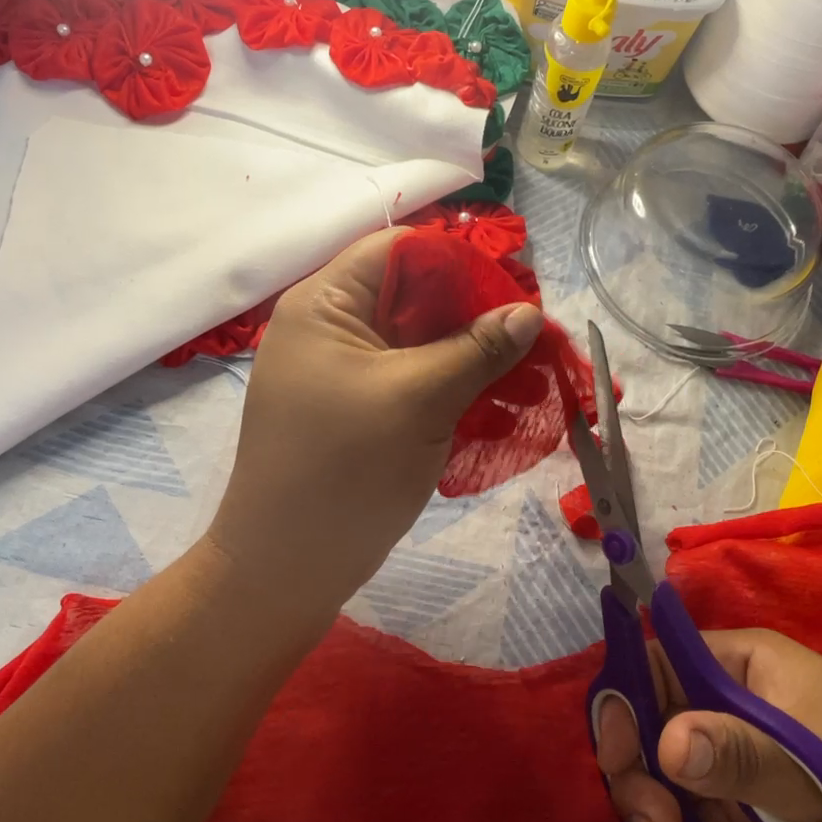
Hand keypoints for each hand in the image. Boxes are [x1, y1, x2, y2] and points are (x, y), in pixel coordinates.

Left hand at [204, 228, 543, 611]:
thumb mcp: (419, 399)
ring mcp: (344, 375)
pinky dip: (455, 392)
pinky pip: (414, 384)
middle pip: (414, 299)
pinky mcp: (359, 414)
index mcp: (324, 305)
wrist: (286, 570)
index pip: (398, 251)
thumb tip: (528, 312)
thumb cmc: (345, 470)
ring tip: (531, 384)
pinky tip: (500, 412)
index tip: (515, 293)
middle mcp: (330, 330)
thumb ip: (476, 348)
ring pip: (420, 346)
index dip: (459, 263)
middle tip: (534, 343)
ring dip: (474, 361)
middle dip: (477, 319)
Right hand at [596, 629, 821, 821]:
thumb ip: (743, 758)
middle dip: (648, 786)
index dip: (630, 704)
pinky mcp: (750, 820)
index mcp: (750, 667)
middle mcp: (736, 708)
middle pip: (654, 732)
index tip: (621, 760)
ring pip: (668, 792)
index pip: (662, 662)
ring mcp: (741, 767)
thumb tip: (666, 740)